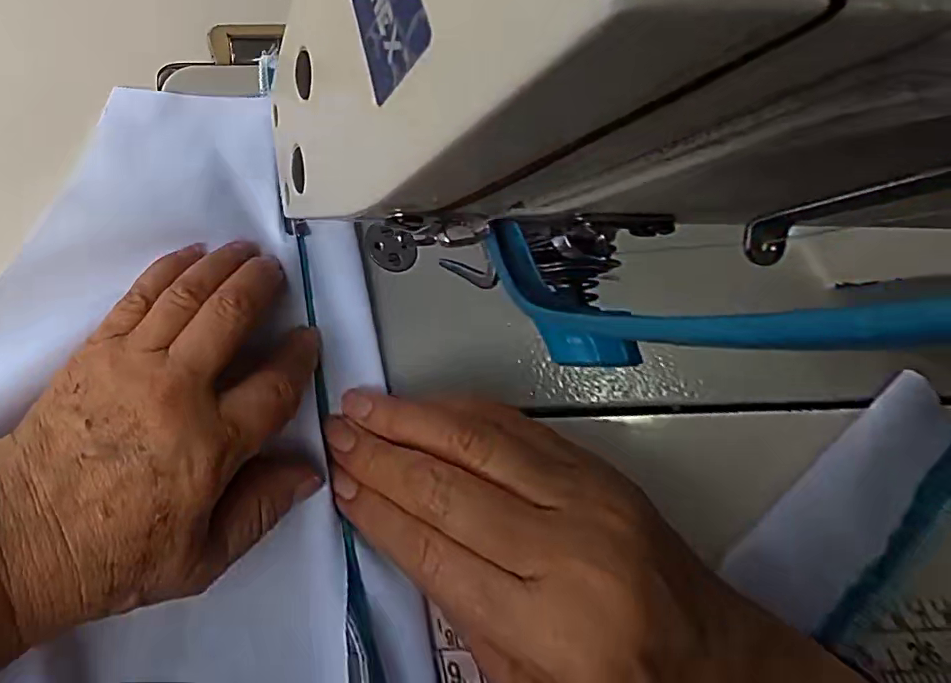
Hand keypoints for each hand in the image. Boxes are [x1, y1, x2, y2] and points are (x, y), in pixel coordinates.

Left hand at [0, 241, 323, 674]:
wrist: (31, 522)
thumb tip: (308, 469)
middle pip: (228, 319)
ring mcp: (132, 361)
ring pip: (185, 297)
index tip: (308, 337)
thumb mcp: (202, 559)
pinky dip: (166, 270)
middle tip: (274, 270)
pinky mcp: (97, 346)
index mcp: (211, 444)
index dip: (297, 358)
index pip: (272, 387)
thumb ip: (260, 510)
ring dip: (217, 267)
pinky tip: (187, 256)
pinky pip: (139, 296)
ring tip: (241, 250)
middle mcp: (176, 389)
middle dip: (258, 287)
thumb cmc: (115, 550)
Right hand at [324, 391, 861, 682]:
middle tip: (334, 435)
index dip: (375, 511)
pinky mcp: (601, 472)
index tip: (337, 483)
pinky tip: (412, 405)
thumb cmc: (612, 678)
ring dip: (402, 419)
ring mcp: (594, 506)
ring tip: (357, 406)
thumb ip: (450, 599)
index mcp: (557, 631)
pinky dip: (450, 407)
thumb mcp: (521, 673)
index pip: (433, 552)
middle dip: (376, 458)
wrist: (726, 666)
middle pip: (445, 490)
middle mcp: (577, 561)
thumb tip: (377, 516)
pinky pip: (509, 424)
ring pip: (471, 443)